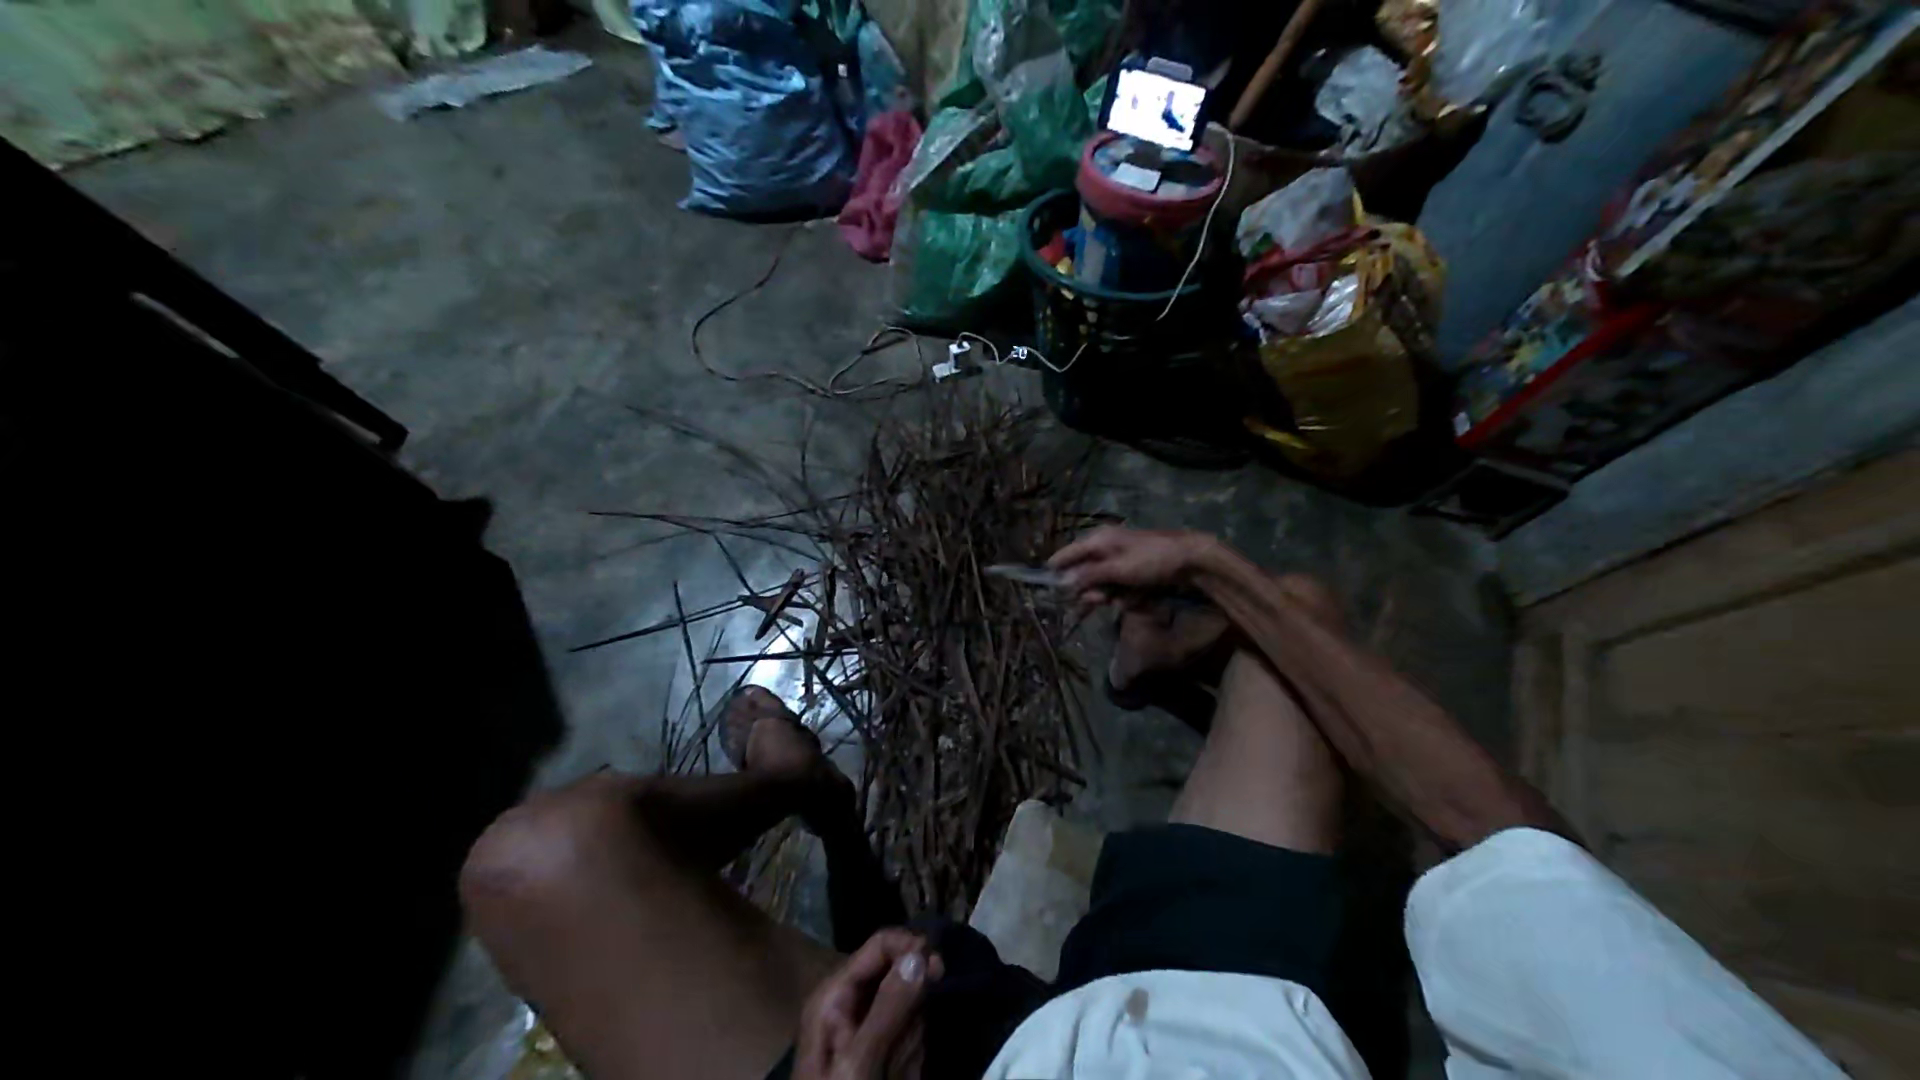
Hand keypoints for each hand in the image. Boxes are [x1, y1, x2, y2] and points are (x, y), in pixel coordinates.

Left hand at [794, 929, 943, 1079]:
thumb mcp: (860, 1063)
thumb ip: (890, 1006)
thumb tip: (921, 952)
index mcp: (835, 994)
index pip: (881, 944)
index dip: (911, 948)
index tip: (940, 968)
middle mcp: (849, 1002)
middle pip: (898, 973)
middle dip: (912, 1006)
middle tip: (909, 1043)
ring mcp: (865, 1026)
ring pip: (909, 1006)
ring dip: (912, 1037)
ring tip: (895, 1072)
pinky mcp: (880, 1049)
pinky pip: (910, 1034)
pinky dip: (912, 1054)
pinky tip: (901, 1076)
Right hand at [1047, 526, 1213, 605]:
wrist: (1192, 559)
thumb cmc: (1151, 560)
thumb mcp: (1117, 569)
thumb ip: (1089, 575)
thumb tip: (1065, 582)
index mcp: (1098, 540)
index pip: (1067, 554)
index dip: (1057, 570)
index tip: (1048, 589)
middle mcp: (1105, 548)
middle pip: (1084, 573)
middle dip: (1090, 591)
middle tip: (1098, 602)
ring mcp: (1120, 561)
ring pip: (1102, 584)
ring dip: (1109, 596)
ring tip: (1123, 601)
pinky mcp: (1133, 572)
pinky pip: (1119, 588)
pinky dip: (1124, 596)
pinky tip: (1137, 599)